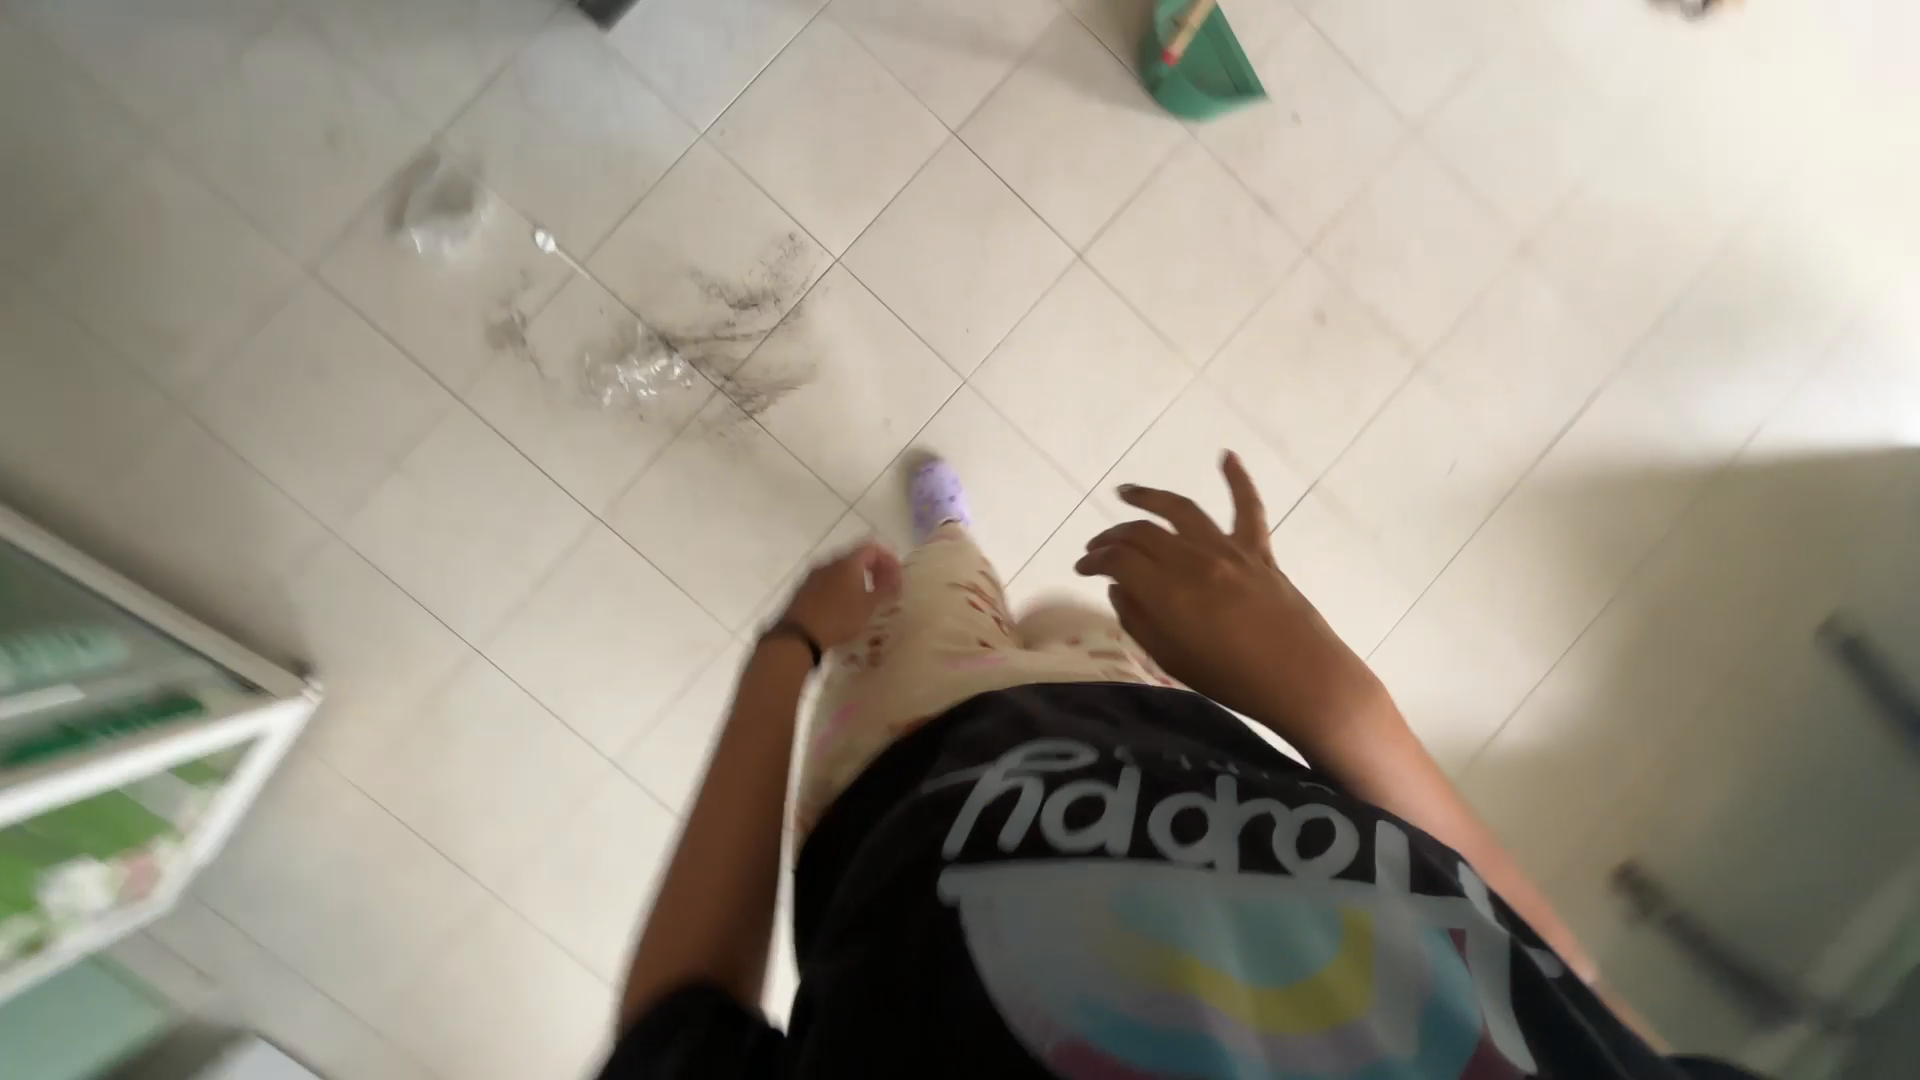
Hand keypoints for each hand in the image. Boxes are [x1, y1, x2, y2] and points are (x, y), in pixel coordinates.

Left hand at [780, 540, 903, 649]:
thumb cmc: (839, 618)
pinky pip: (828, 580)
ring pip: (840, 569)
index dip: (888, 558)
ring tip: (865, 598)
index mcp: (848, 562)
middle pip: (856, 557)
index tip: (896, 575)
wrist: (798, 635)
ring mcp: (813, 574)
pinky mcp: (803, 588)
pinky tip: (842, 605)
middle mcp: (830, 562)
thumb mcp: (869, 605)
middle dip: (873, 568)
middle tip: (883, 587)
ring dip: (856, 578)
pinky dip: (840, 586)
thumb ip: (887, 588)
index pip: (872, 548)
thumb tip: (897, 576)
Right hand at [1073, 452, 1389, 752]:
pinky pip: (1248, 508)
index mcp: (1167, 592)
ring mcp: (1228, 551)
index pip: (1118, 560)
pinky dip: (1238, 479)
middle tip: (1097, 546)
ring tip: (1126, 492)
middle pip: (1143, 533)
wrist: (1301, 680)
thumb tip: (1118, 589)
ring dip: (1149, 497)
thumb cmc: (1230, 678)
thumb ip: (1137, 619)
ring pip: (1181, 510)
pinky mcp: (1259, 551)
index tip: (1082, 567)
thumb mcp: (1168, 657)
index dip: (1094, 559)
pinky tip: (1226, 456)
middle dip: (1112, 536)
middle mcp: (1193, 561)